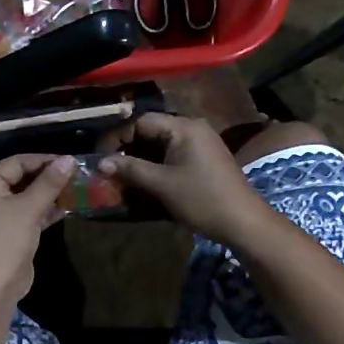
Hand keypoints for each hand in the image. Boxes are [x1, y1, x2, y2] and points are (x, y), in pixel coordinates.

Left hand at [0, 154, 73, 301]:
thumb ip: (49, 183)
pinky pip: (30, 213)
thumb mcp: (29, 208)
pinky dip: (46, 209)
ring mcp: (0, 215)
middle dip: (48, 176)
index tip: (69, 161)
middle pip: (22, 178)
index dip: (43, 160)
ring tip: (76, 187)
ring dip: (50, 193)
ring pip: (28, 196)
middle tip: (75, 174)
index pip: (17, 162)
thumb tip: (69, 159)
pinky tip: (68, 206)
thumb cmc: (8, 241)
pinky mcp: (12, 232)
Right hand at [100, 113, 273, 243]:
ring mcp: (201, 144)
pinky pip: (174, 155)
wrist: (242, 221)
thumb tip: (101, 162)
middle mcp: (193, 128)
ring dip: (142, 159)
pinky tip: (145, 181)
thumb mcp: (161, 184)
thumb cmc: (201, 199)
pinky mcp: (205, 159)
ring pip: (162, 145)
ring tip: (123, 177)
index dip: (118, 137)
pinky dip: (157, 165)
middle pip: (152, 131)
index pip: (142, 122)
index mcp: (184, 127)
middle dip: (129, 149)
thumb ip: (130, 169)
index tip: (101, 156)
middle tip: (109, 168)